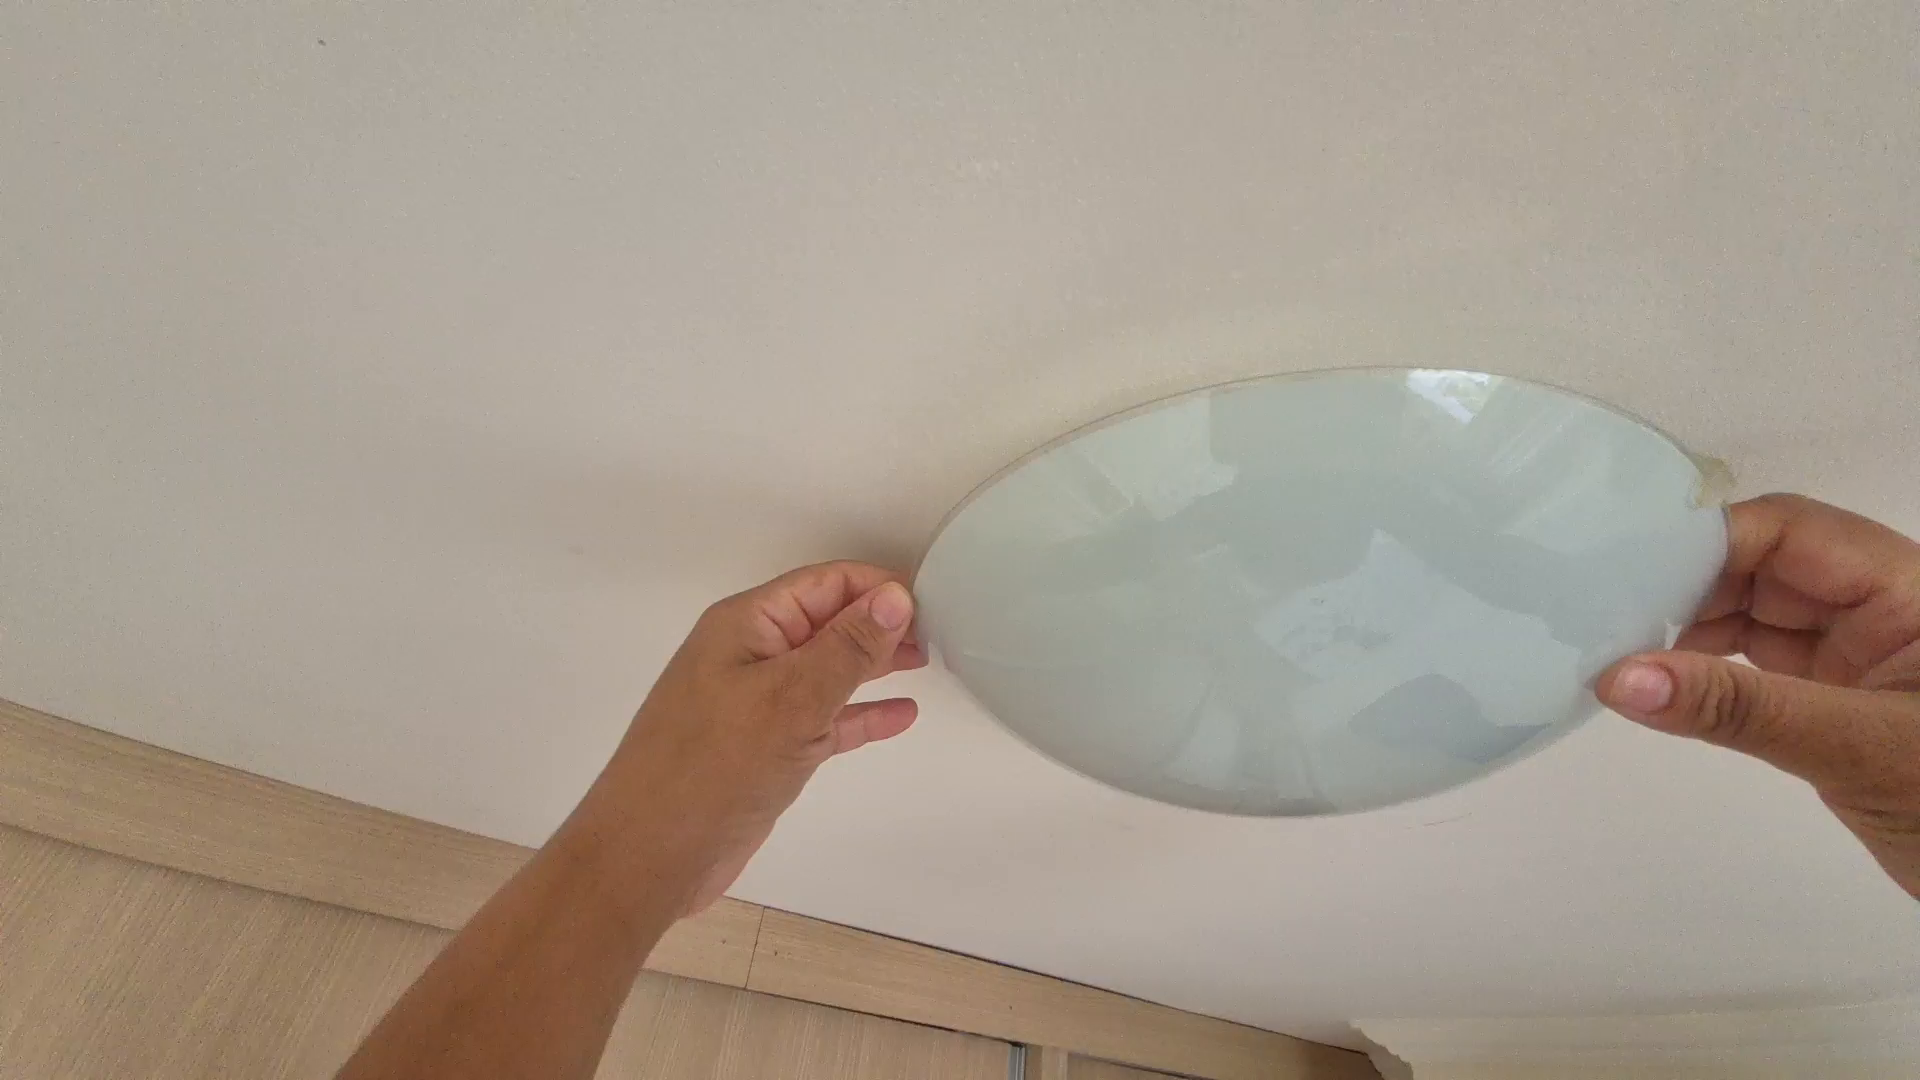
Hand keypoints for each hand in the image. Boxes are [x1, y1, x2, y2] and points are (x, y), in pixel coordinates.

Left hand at [576, 562, 924, 915]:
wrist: (648, 861)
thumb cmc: (714, 768)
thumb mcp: (791, 699)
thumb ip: (848, 647)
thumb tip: (897, 596)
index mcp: (749, 624)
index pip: (826, 584)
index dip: (878, 588)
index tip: (930, 603)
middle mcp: (754, 653)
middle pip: (829, 621)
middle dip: (880, 623)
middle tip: (937, 634)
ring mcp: (759, 700)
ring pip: (829, 667)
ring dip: (874, 664)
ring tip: (926, 662)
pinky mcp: (768, 745)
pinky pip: (825, 716)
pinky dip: (860, 712)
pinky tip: (900, 716)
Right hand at [1596, 494, 1919, 897]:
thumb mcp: (1867, 752)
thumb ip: (1739, 709)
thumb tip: (1613, 679)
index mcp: (1915, 594)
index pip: (1786, 531)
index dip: (1701, 543)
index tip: (1616, 576)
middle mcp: (1886, 609)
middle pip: (1756, 565)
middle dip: (1677, 588)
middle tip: (1597, 620)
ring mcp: (1862, 653)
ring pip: (1746, 611)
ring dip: (1679, 629)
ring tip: (1614, 654)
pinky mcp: (1837, 695)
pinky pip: (1751, 659)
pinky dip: (1698, 667)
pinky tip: (1660, 686)